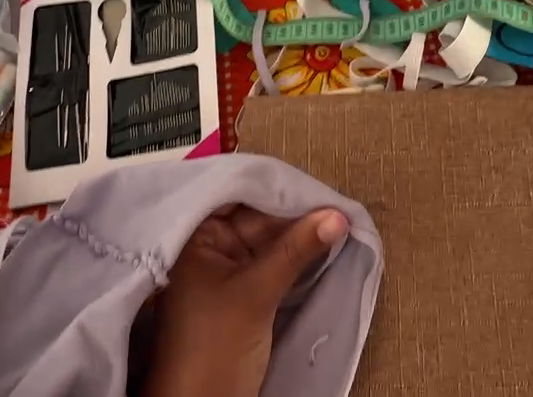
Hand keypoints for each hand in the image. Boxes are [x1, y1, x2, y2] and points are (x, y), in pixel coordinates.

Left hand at [144, 205, 348, 396]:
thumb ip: (296, 249)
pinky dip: (296, 255)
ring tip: (337, 217)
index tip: (314, 183)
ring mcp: (227, 271)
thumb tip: (337, 214)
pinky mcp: (245, 294)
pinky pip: (273, 262)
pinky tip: (323, 244)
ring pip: (269, 238)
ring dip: (299, 232)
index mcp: (195, 236)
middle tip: (336, 202)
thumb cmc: (212, 349)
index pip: (237, 194)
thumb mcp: (256, 293)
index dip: (274, 186)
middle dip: (293, 209)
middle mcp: (208, 247)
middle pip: (257, 214)